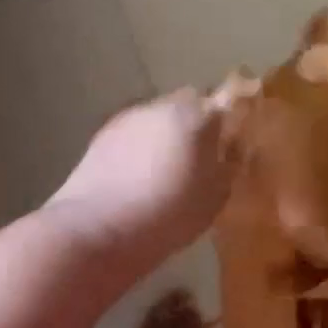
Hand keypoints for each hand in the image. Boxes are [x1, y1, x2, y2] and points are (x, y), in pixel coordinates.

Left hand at [46, 88, 235, 272]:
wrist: (92, 232)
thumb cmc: (165, 217)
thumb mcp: (214, 199)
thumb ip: (228, 165)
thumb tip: (232, 148)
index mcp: (199, 115)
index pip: (228, 96)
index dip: (233, 111)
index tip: (235, 132)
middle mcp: (167, 104)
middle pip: (192, 102)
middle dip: (198, 121)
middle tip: (201, 155)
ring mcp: (132, 115)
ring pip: (161, 115)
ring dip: (167, 131)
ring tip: (165, 168)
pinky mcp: (104, 132)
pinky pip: (135, 130)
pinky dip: (141, 143)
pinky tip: (137, 174)